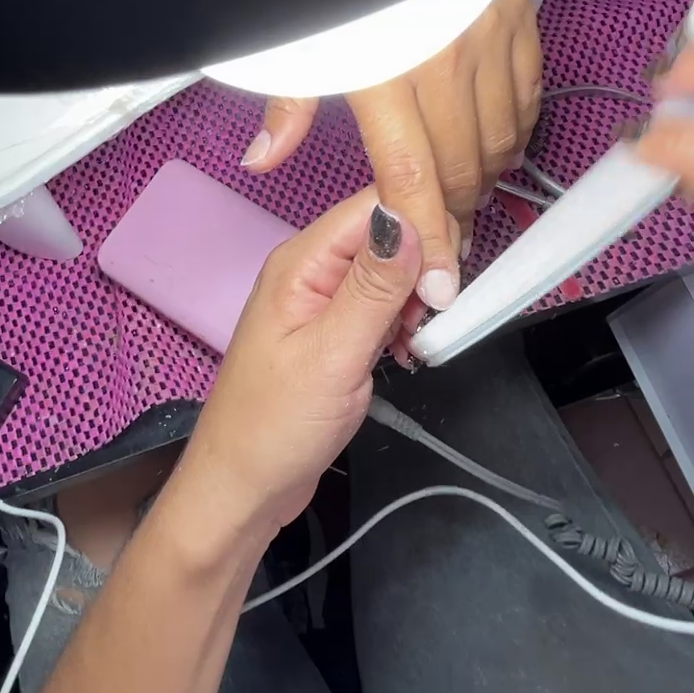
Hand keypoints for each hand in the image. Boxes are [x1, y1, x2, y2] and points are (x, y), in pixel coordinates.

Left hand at [179, 189, 421, 534]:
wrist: (244, 487)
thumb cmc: (277, 425)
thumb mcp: (332, 354)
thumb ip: (374, 286)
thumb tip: (409, 216)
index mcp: (302, 259)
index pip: (375, 205)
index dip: (421, 227)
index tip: (449, 277)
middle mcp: (313, 267)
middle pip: (388, 232)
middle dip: (423, 267)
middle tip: (427, 319)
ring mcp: (324, 297)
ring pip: (392, 270)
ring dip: (416, 301)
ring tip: (412, 344)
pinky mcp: (336, 327)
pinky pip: (383, 304)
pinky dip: (404, 323)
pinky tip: (405, 353)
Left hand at [241, 0, 542, 315]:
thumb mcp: (305, 40)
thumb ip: (290, 107)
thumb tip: (261, 159)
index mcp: (384, 75)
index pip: (411, 176)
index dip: (429, 238)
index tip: (443, 282)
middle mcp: (443, 63)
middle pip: (460, 167)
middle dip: (453, 213)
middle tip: (441, 238)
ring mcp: (487, 41)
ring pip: (500, 140)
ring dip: (482, 177)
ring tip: (462, 196)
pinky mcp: (516, 21)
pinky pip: (527, 98)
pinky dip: (513, 132)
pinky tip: (491, 145)